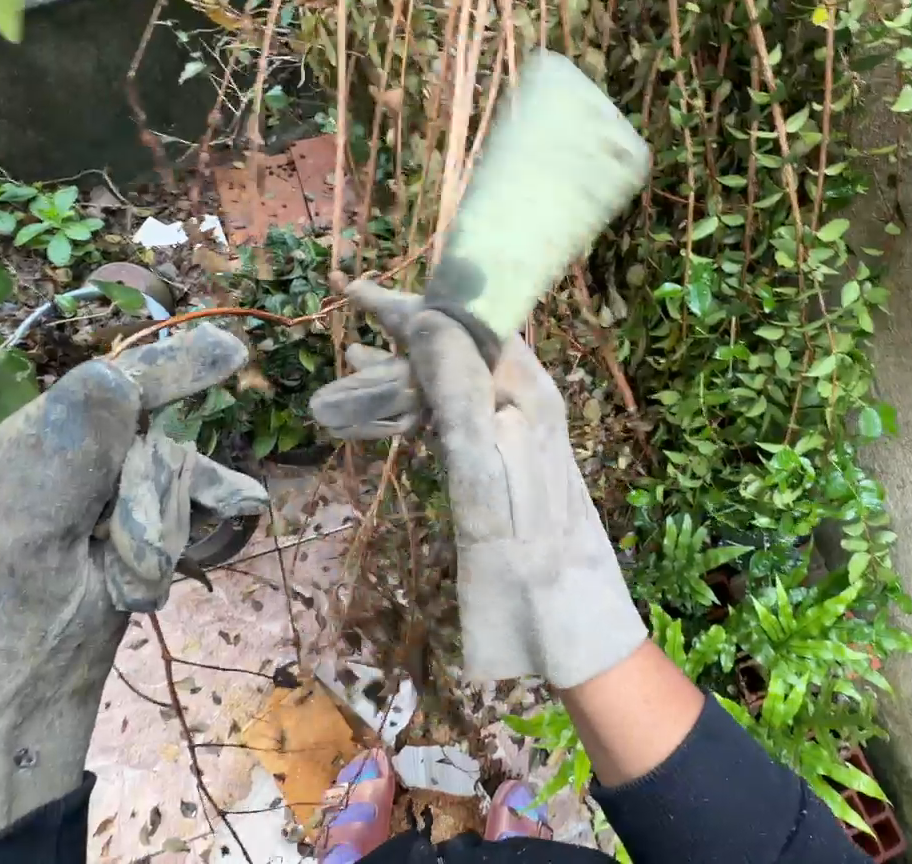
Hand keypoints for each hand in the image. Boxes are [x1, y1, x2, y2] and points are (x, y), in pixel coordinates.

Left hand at [0, 327, 267, 836]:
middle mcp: (91, 460)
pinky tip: (157, 569)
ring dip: (161, 523)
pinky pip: (191, 516)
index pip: (128, 384)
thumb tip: (176, 354)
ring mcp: (121, 502)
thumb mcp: (48, 459)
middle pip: (162, 438)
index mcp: (54, 431)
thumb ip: (107, 402)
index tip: (235, 354)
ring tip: (133, 566)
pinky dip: (179, 538)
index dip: (179, 366)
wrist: (17, 655)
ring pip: (181, 482)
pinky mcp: (149, 537)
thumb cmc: (13, 550)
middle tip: (111, 529)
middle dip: (152, 482)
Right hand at [311, 281, 645, 687]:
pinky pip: (451, 421)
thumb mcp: (481, 457)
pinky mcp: (501, 467)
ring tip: (348, 369)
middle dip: (399, 338)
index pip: (464, 322)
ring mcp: (513, 434)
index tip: (354, 291)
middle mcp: (522, 400)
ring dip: (399, 376)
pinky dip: (413, 412)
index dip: (409, 305)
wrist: (564, 620)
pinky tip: (386, 417)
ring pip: (449, 385)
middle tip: (347, 330)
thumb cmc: (522, 544)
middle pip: (455, 349)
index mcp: (525, 387)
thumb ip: (457, 383)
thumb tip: (424, 317)